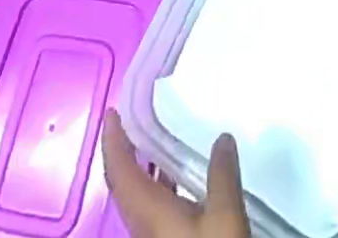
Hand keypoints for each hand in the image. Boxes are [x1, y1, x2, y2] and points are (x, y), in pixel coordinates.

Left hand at [101, 108, 249, 237]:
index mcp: (148, 211)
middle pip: (123, 183)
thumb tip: (222, 137)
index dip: (113, 140)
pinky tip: (176, 182)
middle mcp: (142, 225)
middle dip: (123, 151)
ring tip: (153, 142)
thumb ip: (222, 175)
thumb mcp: (226, 217)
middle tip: (130, 122)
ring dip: (139, 169)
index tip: (112, 113)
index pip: (120, 169)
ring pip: (136, 198)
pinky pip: (149, 209)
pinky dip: (155, 186)